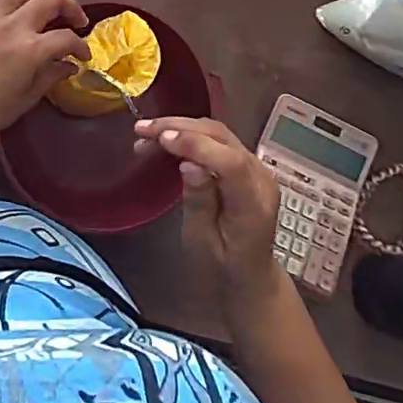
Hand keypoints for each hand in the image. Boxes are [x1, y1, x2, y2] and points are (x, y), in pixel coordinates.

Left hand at [0, 0, 89, 143]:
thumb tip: (70, 65)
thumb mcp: (28, 98)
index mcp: (30, 51)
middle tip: (74, 19)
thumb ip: (51, 75)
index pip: (65, 38)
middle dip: (69, 6)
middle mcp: (13, 26)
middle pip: (50, 0)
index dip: (80, 46)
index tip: (83, 55)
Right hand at [134, 116, 284, 308]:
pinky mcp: (245, 164)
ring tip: (146, 132)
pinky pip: (217, 140)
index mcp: (253, 204)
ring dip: (181, 127)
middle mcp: (260, 178)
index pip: (230, 162)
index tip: (161, 139)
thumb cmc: (223, 266)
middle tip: (142, 130)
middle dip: (180, 127)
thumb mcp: (204, 243)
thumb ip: (199, 202)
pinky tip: (164, 138)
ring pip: (217, 132)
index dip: (196, 145)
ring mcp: (256, 167)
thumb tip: (190, 164)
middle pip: (222, 138)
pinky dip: (189, 134)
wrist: (251, 274)